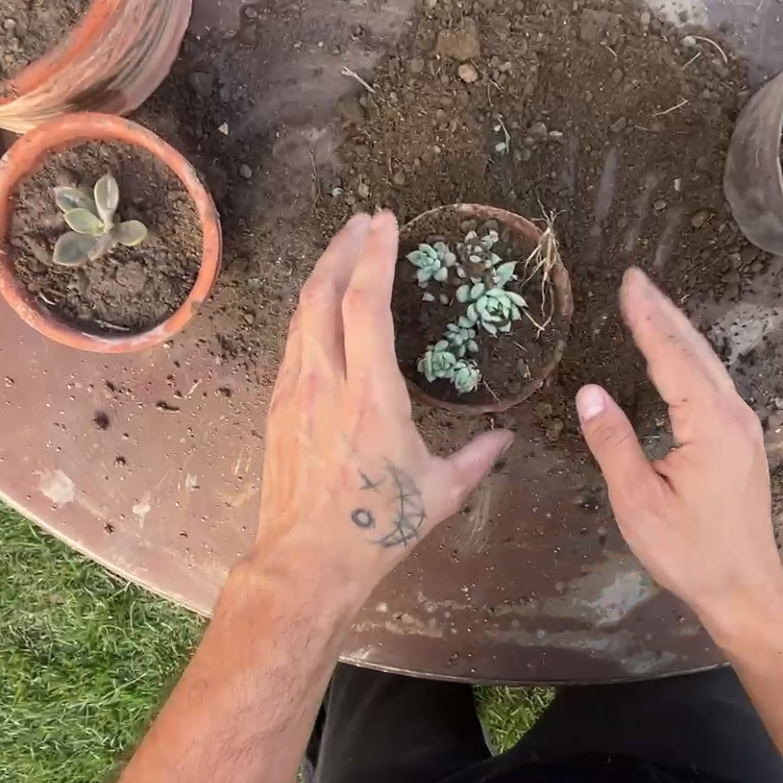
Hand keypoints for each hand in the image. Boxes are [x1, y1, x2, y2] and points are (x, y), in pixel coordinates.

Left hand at [246, 212, 512, 626]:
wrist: (308, 561)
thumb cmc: (378, 527)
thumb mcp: (440, 492)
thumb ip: (476, 457)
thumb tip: (504, 438)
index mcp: (371, 397)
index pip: (365, 305)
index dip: (375, 257)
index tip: (386, 222)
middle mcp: (326, 384)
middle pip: (322, 294)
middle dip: (342, 249)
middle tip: (363, 221)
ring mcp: (295, 394)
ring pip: (300, 315)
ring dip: (320, 275)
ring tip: (341, 251)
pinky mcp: (279, 409)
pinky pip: (292, 344)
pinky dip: (307, 313)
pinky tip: (319, 310)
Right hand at [575, 268, 782, 635]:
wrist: (744, 587)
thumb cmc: (689, 551)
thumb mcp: (639, 503)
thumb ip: (614, 444)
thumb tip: (588, 393)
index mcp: (709, 425)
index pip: (672, 358)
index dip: (647, 319)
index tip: (629, 283)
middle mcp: (734, 416)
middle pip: (696, 351)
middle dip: (664, 313)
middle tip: (637, 279)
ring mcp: (743, 427)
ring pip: (708, 365)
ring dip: (678, 332)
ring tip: (650, 305)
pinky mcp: (742, 440)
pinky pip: (713, 383)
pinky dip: (690, 358)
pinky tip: (677, 354)